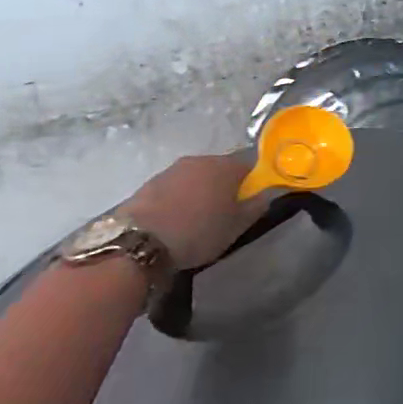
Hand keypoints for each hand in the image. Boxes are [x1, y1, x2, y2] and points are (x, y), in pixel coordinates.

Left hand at [118, 153, 264, 267]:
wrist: (138, 244)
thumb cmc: (198, 232)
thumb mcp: (237, 226)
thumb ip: (256, 207)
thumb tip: (264, 195)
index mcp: (225, 166)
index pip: (249, 167)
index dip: (250, 185)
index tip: (246, 204)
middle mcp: (199, 160)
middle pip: (219, 170)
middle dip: (222, 187)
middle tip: (222, 212)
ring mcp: (169, 171)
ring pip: (193, 178)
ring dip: (198, 192)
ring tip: (194, 218)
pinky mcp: (146, 185)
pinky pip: (171, 189)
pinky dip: (176, 200)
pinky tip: (172, 220)